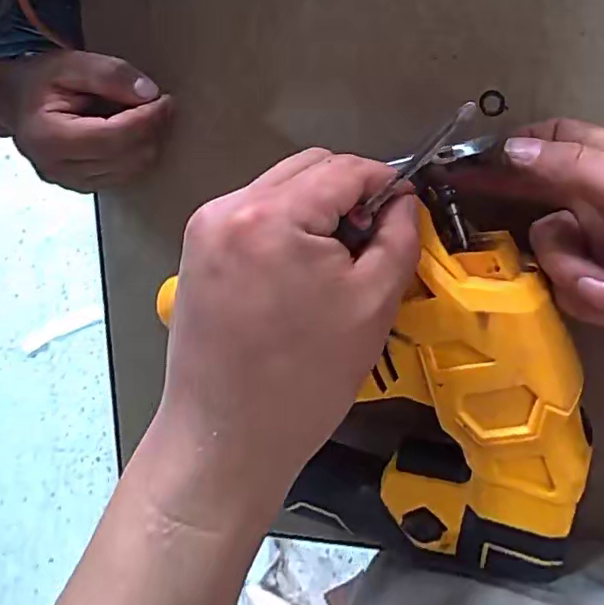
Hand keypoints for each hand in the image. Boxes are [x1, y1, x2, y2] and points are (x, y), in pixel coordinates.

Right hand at [0, 50, 174, 190]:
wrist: (14, 102)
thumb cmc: (40, 81)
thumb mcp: (70, 63)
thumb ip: (109, 74)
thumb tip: (148, 93)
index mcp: (48, 137)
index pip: (112, 138)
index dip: (146, 120)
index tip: (165, 100)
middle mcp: (56, 168)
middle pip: (125, 157)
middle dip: (152, 130)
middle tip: (162, 103)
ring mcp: (69, 182)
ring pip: (130, 170)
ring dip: (148, 142)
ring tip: (148, 114)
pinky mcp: (82, 186)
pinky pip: (124, 176)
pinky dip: (138, 154)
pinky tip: (136, 131)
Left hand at [155, 149, 420, 507]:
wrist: (225, 439)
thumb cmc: (305, 378)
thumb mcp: (373, 303)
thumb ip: (398, 236)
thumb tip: (403, 199)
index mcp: (271, 215)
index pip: (342, 168)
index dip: (383, 179)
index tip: (406, 202)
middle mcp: (230, 205)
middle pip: (308, 165)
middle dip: (349, 189)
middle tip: (371, 233)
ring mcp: (207, 223)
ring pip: (281, 183)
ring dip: (317, 203)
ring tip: (336, 254)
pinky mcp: (197, 244)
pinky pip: (256, 208)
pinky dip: (287, 220)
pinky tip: (300, 263)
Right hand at [464, 119, 603, 396]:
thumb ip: (576, 167)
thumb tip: (512, 145)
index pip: (558, 137)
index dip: (516, 147)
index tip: (472, 164)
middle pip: (544, 191)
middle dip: (531, 216)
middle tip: (478, 224)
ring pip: (552, 241)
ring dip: (569, 268)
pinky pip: (567, 278)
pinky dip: (584, 295)